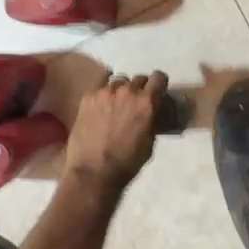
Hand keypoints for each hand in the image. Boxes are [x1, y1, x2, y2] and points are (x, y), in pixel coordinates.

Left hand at [62, 70, 169, 190]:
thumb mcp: (150, 142)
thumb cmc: (127, 162)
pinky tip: (103, 95)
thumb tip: (151, 114)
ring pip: (119, 80)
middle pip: (139, 78)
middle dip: (140, 88)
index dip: (159, 84)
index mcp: (147, 103)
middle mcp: (128, 91)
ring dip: (122, 89)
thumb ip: (152, 120)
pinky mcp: (89, 96)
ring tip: (117, 102)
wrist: (93, 171)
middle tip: (135, 102)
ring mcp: (106, 91)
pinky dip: (105, 85)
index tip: (156, 92)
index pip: (159, 78)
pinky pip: (100, 80)